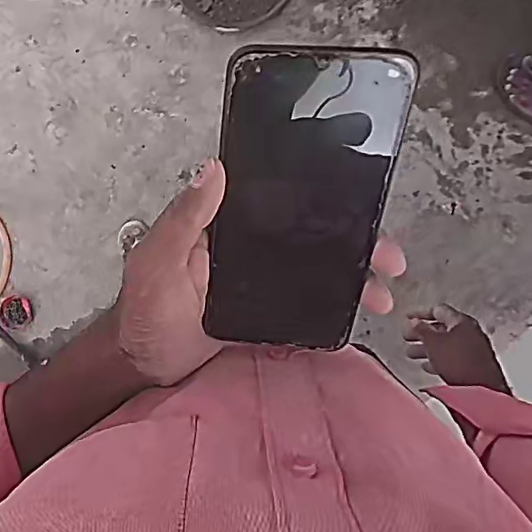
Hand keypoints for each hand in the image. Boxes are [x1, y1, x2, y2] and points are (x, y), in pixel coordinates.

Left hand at [115, 159, 410, 385]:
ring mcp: (258, 279)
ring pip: (313, 266)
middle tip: (386, 253)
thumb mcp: (159, 258)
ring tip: (382, 288)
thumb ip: (185, 218)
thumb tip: (213, 168)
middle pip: (305, 233)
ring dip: (349, 273)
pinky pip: (305, 301)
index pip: (273, 198)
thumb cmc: (144, 307)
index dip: (314, 196)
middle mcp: (245, 246)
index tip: (353, 199)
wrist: (146, 363)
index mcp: (221, 225)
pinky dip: (332, 304)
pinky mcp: (264, 311)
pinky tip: (358, 310)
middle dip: (350, 238)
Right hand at [403, 306, 509, 391]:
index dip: (420, 313)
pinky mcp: (476, 366)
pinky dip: (439, 359)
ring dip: (428, 348)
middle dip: (422, 333)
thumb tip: (415, 322)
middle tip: (408, 336)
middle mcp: (471, 333)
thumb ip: (421, 329)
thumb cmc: (459, 363)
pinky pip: (453, 358)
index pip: (438, 310)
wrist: (482, 391)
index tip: (408, 317)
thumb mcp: (433, 342)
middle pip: (441, 328)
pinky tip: (429, 366)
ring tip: (412, 354)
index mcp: (462, 321)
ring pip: (446, 344)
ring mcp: (475, 350)